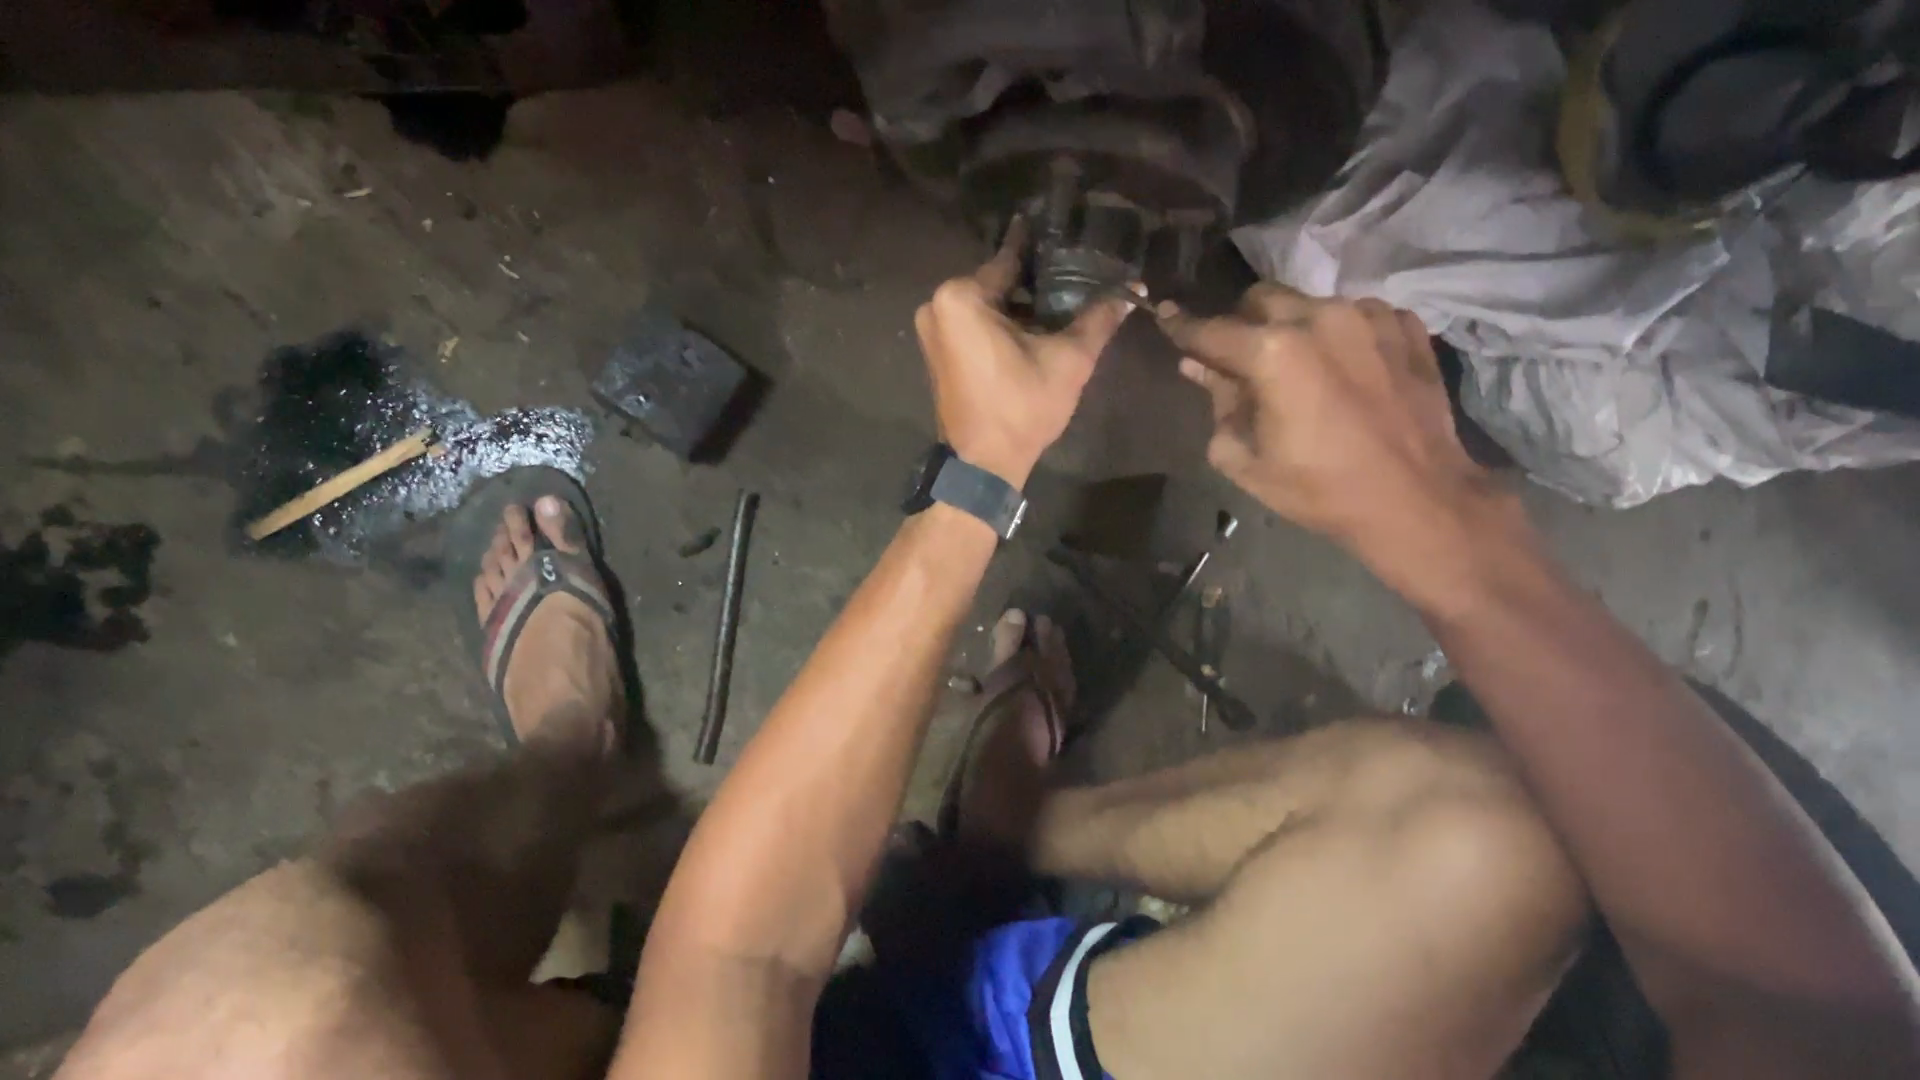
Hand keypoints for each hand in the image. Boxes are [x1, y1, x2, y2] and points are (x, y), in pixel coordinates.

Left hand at [915, 220, 1132, 487]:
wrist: (984, 465)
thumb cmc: (1020, 408)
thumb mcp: (1067, 361)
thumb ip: (1097, 320)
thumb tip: (1134, 293)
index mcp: (961, 297)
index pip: (1011, 260)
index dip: (1045, 252)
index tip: (1067, 232)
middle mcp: (937, 305)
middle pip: (998, 283)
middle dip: (1034, 284)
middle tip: (1077, 276)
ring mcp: (933, 330)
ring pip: (987, 306)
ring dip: (1019, 307)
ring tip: (1063, 303)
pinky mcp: (937, 353)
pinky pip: (973, 325)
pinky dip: (1001, 325)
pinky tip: (1034, 329)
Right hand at [1161, 285, 1508, 565]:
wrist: (1415, 498)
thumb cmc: (1319, 488)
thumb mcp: (1245, 459)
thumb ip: (1217, 403)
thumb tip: (1198, 367)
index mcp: (1272, 352)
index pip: (1211, 330)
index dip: (1182, 327)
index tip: (1164, 316)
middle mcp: (1319, 316)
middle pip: (1260, 298)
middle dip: (1242, 322)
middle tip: (1242, 358)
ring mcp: (1368, 315)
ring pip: (1310, 303)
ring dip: (1294, 327)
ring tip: (1302, 366)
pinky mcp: (1405, 325)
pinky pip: (1358, 314)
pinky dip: (1341, 335)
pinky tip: (1346, 370)